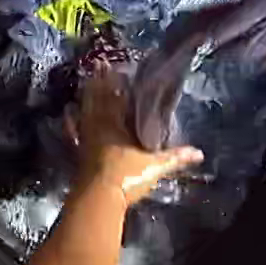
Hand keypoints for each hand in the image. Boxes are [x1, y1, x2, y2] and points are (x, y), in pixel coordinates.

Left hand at [71, 68, 202, 205]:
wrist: (98, 199)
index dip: (116, 82)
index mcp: (117, 126)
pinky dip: (70, 122)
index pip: (117, 97)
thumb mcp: (155, 167)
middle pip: (99, 99)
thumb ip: (175, 157)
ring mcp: (86, 140)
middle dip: (99, 82)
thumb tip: (199, 153)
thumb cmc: (127, 177)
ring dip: (86, 96)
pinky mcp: (78, 153)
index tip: (116, 66)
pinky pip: (73, 132)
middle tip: (98, 64)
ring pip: (86, 111)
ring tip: (85, 82)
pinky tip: (67, 113)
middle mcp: (100, 127)